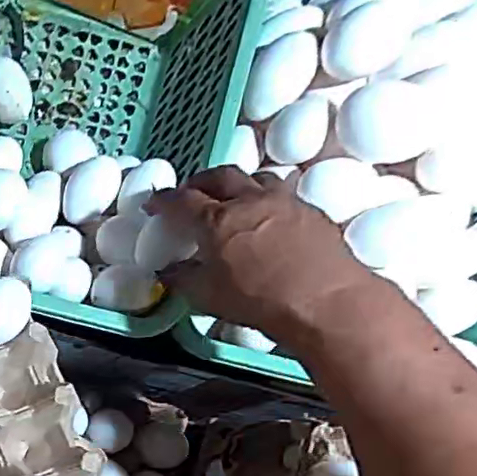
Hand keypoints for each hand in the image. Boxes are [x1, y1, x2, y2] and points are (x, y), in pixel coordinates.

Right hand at [145, 167, 382, 348]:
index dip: (162, 200)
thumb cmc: (256, 298)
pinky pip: (281, 193)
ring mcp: (284, 202)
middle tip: (188, 192)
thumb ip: (182, 277)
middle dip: (199, 181)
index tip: (153, 203)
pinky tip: (262, 218)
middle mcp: (249, 202)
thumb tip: (170, 271)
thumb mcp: (204, 295)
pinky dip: (263, 199)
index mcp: (216, 221)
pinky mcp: (310, 210)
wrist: (322, 299)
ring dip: (236, 185)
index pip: (181, 201)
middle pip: (219, 176)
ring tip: (229, 199)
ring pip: (254, 179)